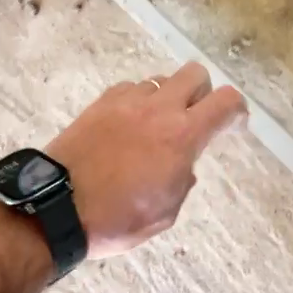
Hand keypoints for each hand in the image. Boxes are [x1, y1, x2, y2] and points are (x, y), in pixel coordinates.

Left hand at [46, 61, 246, 259]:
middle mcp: (158, 109)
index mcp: (182, 136)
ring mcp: (126, 101)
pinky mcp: (100, 103)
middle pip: (195, 73)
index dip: (237, 110)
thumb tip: (182, 165)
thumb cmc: (114, 219)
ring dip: (167, 99)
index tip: (235, 124)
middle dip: (202, 93)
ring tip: (155, 129)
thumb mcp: (165, 213)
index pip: (226, 102)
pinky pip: (130, 90)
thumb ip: (182, 180)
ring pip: (160, 81)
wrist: (54, 207)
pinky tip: (127, 128)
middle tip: (195, 120)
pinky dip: (136, 103)